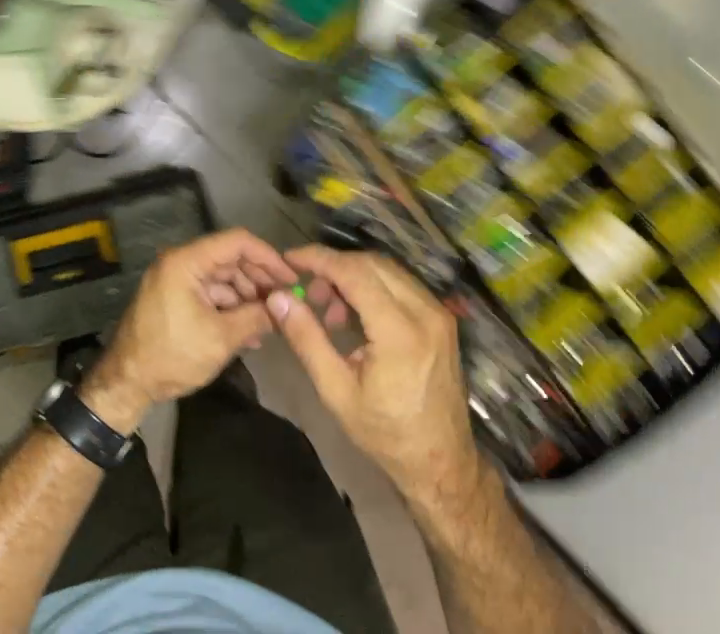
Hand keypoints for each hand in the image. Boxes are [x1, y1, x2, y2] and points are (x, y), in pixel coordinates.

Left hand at [84, 230, 297, 432]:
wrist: (127, 383)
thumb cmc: (172, 356)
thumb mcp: (221, 338)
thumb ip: (257, 316)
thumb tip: (287, 306)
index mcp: (186, 262)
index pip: (237, 242)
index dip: (268, 257)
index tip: (292, 278)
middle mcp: (180, 262)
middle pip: (231, 258)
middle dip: (260, 279)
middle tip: (286, 302)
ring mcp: (176, 280)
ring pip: (223, 277)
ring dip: (248, 297)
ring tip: (271, 322)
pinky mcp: (175, 297)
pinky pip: (210, 293)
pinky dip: (231, 307)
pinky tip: (252, 331)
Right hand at [267, 246, 482, 501]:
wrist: (440, 459)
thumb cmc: (385, 433)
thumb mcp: (336, 390)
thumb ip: (307, 339)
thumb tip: (277, 299)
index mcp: (400, 333)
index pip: (355, 273)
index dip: (319, 259)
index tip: (290, 258)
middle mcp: (426, 313)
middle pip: (372, 264)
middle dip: (334, 267)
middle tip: (306, 290)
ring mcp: (439, 314)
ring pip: (388, 271)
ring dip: (353, 276)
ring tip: (328, 310)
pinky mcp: (442, 319)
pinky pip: (402, 286)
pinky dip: (373, 287)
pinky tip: (354, 315)